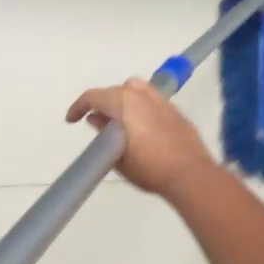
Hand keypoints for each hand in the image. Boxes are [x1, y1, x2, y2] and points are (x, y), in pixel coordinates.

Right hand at [66, 77, 215, 193]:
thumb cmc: (150, 169)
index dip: (78, 106)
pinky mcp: (174, 110)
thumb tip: (96, 120)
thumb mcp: (119, 157)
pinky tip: (142, 123)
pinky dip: (140, 104)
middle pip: (113, 91)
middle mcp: (140, 95)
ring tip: (120, 117)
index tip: (72, 120)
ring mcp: (160, 100)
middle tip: (96, 122)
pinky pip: (150, 97)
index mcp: (123, 103)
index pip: (93, 96)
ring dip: (121, 98)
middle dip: (101, 104)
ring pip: (133, 88)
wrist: (191, 175)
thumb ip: (104, 133)